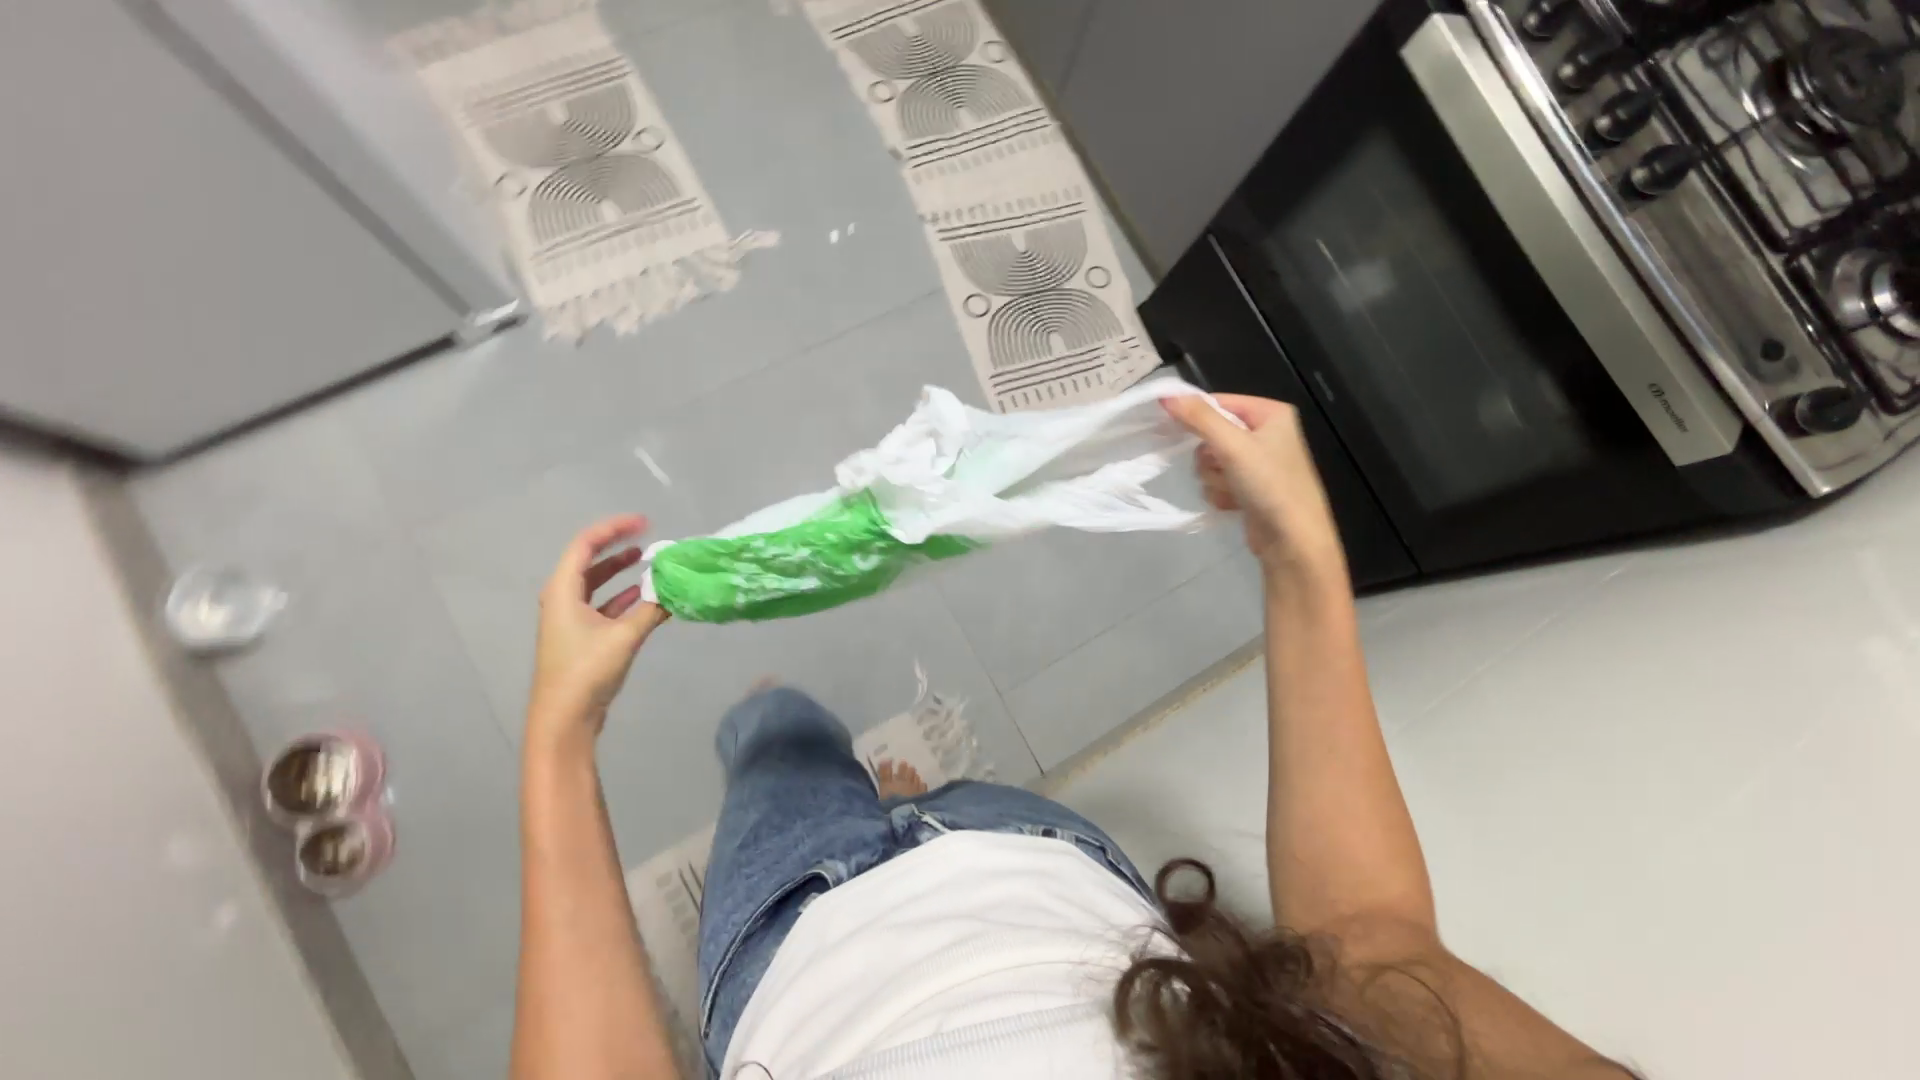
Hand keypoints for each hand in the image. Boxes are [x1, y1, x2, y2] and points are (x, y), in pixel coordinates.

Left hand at [527, 515, 667, 742]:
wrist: (563, 720)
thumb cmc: (586, 672)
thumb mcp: (624, 637)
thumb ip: (651, 609)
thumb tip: (677, 588)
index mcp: (563, 591)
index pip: (586, 545)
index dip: (615, 529)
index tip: (645, 523)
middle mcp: (562, 599)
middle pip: (589, 562)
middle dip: (618, 548)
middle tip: (648, 540)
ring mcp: (569, 620)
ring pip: (596, 585)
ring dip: (620, 573)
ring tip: (647, 563)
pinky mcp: (580, 638)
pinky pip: (602, 606)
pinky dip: (622, 597)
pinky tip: (644, 598)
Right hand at [1162, 393, 1347, 585]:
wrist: (1293, 540)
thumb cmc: (1270, 485)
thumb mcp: (1233, 446)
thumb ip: (1199, 418)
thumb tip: (1165, 395)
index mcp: (1271, 413)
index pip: (1219, 402)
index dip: (1196, 417)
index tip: (1174, 431)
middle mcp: (1266, 434)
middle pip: (1212, 433)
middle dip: (1209, 456)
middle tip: (1221, 466)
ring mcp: (1258, 463)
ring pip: (1210, 461)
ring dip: (1214, 478)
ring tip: (1233, 489)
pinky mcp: (1250, 488)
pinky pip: (1218, 481)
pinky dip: (1220, 492)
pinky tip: (1235, 504)